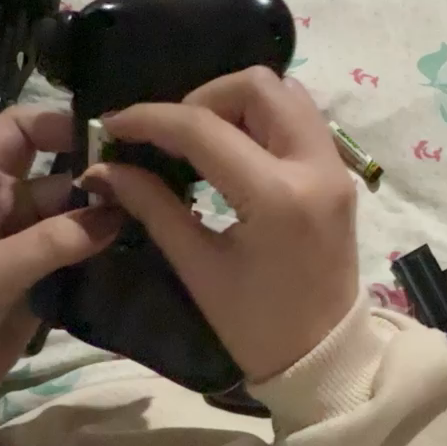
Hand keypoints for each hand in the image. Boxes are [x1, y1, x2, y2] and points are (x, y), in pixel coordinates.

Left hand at [0, 105, 123, 417]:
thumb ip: (52, 243)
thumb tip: (116, 216)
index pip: (19, 132)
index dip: (60, 124)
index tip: (110, 137)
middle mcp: (6, 206)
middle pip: (61, 176)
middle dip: (100, 179)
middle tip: (152, 189)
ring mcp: (28, 245)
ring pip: (76, 219)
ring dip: (108, 220)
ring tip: (156, 220)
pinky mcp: (45, 280)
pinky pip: (81, 257)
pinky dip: (105, 255)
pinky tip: (142, 253)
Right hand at [82, 67, 358, 382]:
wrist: (324, 359)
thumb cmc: (257, 328)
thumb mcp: (200, 269)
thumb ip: (154, 207)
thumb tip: (105, 168)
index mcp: (277, 198)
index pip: (204, 129)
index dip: (151, 120)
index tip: (114, 126)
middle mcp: (315, 168)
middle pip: (258, 87)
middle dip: (202, 99)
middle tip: (171, 137)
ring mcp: (336, 170)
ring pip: (287, 96)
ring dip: (238, 105)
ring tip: (202, 143)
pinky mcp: (341, 179)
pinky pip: (302, 122)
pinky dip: (265, 122)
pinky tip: (235, 154)